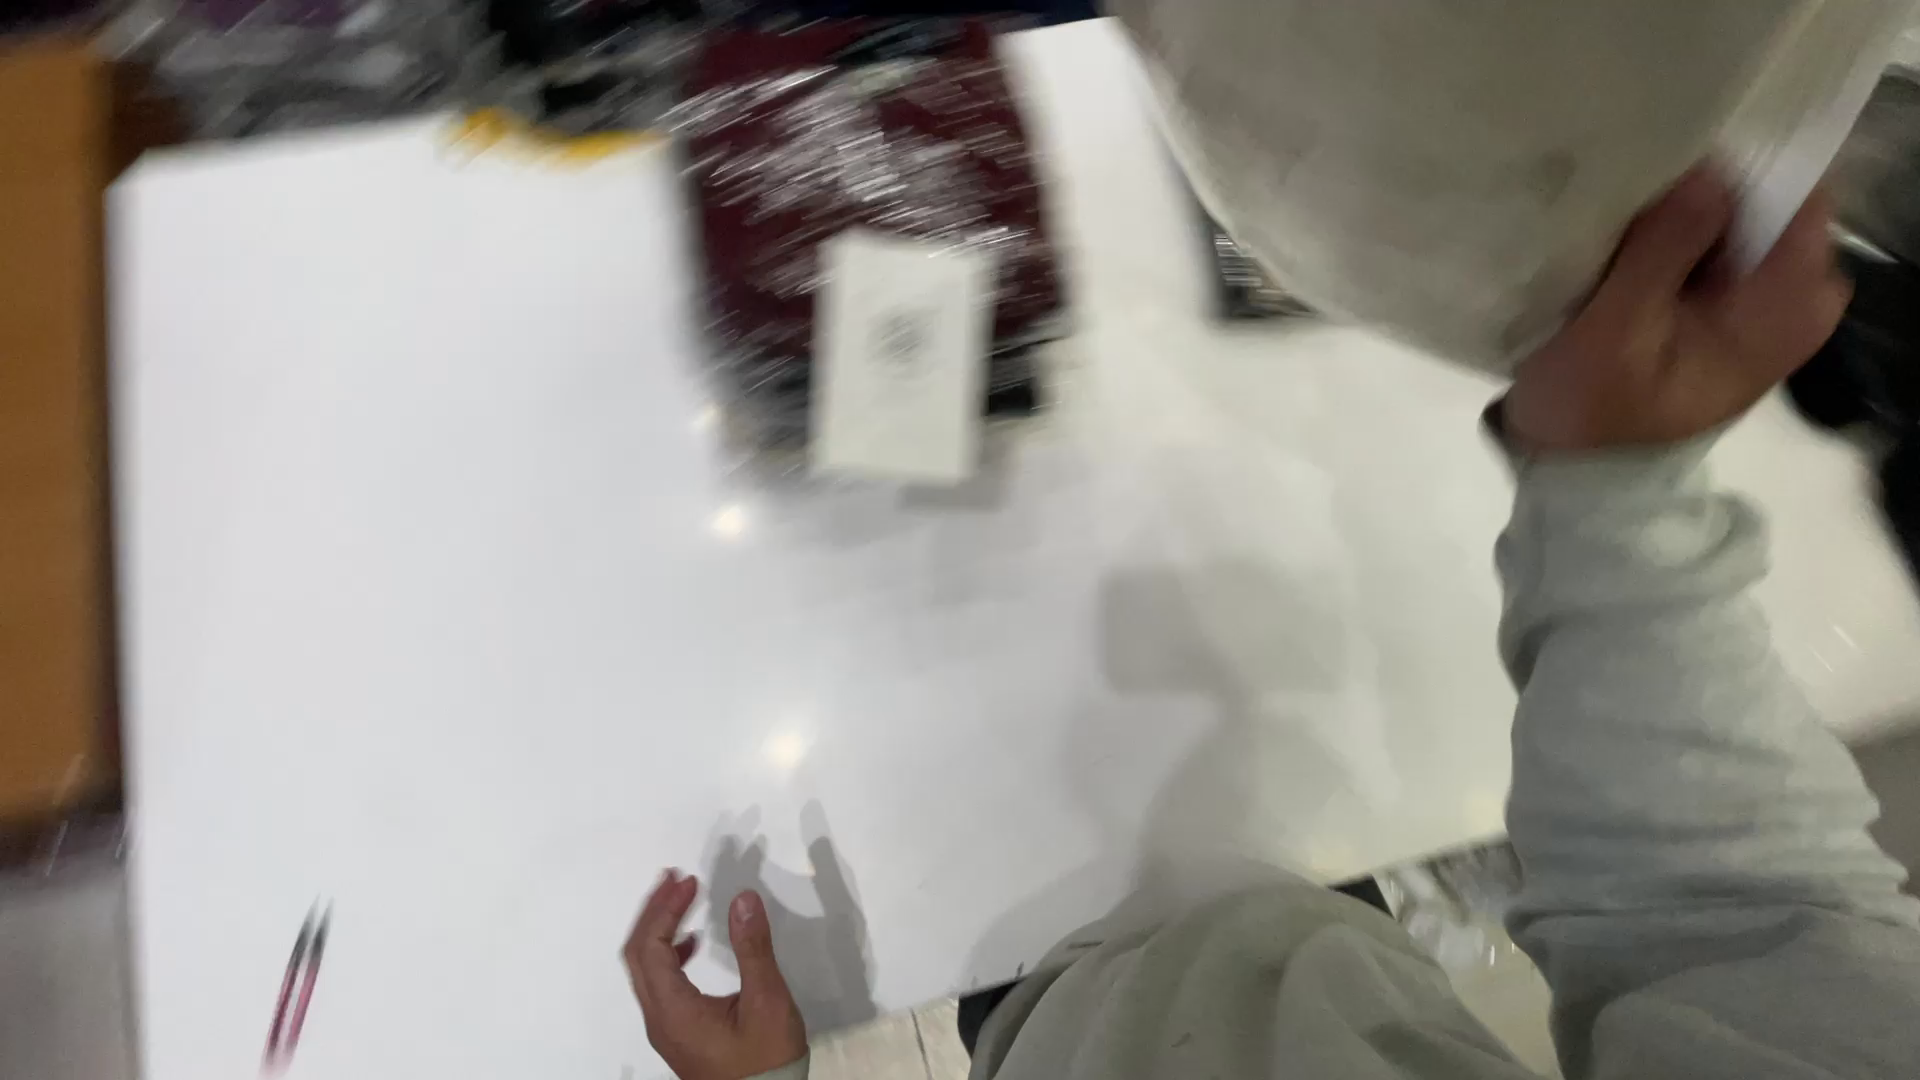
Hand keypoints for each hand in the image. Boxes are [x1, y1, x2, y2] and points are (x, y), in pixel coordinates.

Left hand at [624, 871, 807, 1079]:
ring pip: (645, 969)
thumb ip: (753, 948)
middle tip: (675, 878)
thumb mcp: (767, 1000)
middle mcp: (660, 1019)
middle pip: (638, 956)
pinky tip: (692, 941)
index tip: (689, 879)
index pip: (650, 949)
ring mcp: (667, 1027)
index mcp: (673, 1011)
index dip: (665, 909)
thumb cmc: (765, 1058)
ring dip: (658, 929)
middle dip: (653, 911)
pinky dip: (669, 952)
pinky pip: (659, 982)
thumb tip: (742, 897)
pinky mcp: (679, 1031)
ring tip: (681, 898)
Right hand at [1503, 167, 1849, 453]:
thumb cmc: (1588, 412)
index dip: (1721, 177)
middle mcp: (1798, 296)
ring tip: (1607, 250)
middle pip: (1757, 210)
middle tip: (1613, 223)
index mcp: (1792, 301)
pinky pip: (1704, 261)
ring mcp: (1762, 309)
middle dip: (1690, 206)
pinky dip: (1661, 257)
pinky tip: (1616, 275)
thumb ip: (1659, 254)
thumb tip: (1700, 173)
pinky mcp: (1723, 319)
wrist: (1573, 473)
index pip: (1787, 194)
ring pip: (1726, 232)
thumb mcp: (1609, 335)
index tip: (1648, 182)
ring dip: (1668, 232)